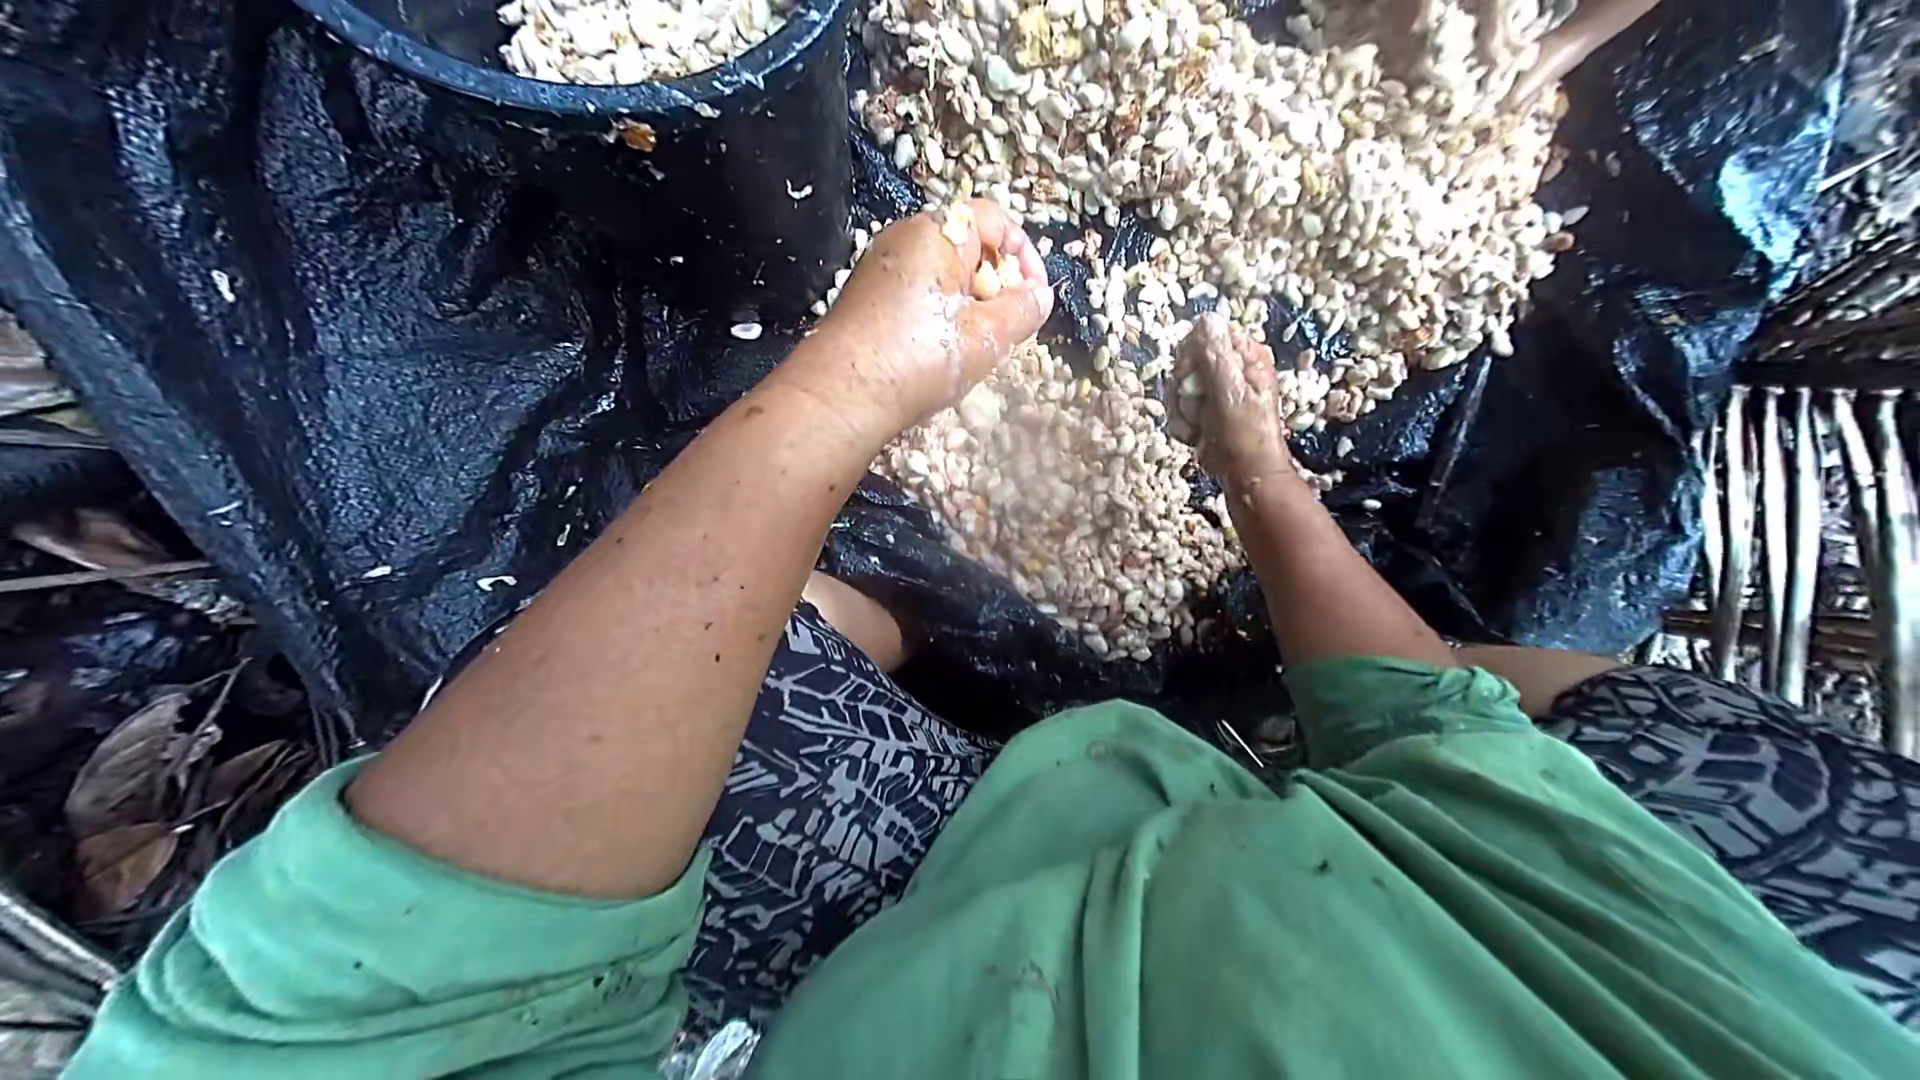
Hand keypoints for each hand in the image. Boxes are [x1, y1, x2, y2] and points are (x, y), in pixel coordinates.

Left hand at [797, 199, 1051, 435]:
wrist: (840, 397)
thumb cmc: (918, 360)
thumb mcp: (985, 338)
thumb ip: (1023, 312)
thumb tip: (1041, 296)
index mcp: (935, 233)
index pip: (994, 219)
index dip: (1024, 255)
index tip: (1035, 297)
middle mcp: (905, 239)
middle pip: (968, 247)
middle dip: (998, 285)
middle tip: (1008, 329)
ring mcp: (882, 269)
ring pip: (944, 275)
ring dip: (972, 305)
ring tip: (978, 347)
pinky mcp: (868, 299)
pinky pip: (920, 295)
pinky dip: (942, 315)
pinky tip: (943, 352)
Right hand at [1175, 313, 1292, 490]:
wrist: (1245, 474)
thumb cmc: (1243, 435)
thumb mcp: (1229, 392)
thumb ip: (1215, 356)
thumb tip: (1205, 319)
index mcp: (1246, 355)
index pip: (1204, 335)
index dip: (1190, 357)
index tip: (1191, 380)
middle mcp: (1233, 367)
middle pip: (1187, 361)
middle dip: (1182, 388)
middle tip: (1194, 407)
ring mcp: (1218, 388)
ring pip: (1179, 385)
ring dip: (1180, 408)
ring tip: (1196, 425)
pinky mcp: (1207, 407)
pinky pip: (1180, 405)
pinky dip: (1182, 421)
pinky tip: (1194, 433)